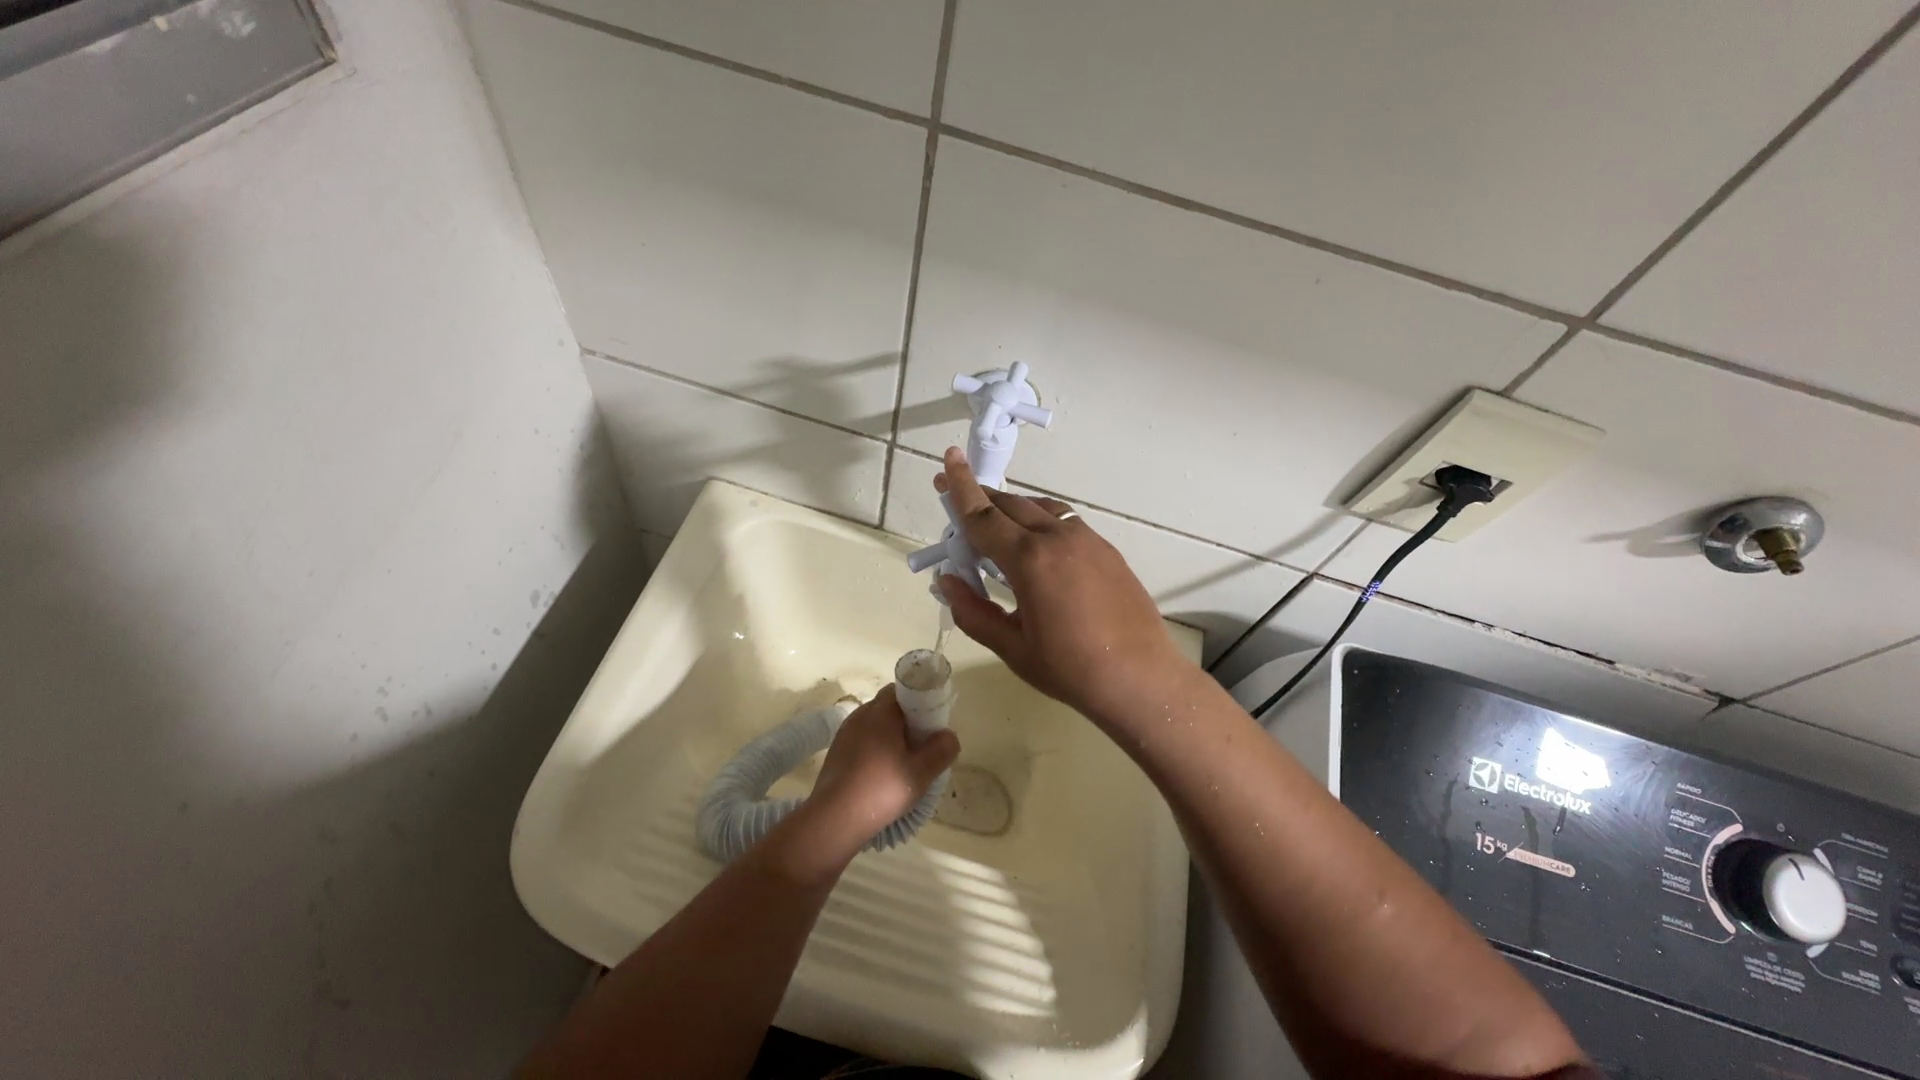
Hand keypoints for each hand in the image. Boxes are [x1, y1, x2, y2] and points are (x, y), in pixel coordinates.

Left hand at [804, 686, 959, 856]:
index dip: (920, 702)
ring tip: (905, 763)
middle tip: (923, 746)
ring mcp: (845, 734)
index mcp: (880, 712)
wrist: (835, 818)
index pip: (902, 690)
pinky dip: (876, 749)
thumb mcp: (922, 773)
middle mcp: (860, 716)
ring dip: (891, 736)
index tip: (931, 724)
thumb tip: (949, 736)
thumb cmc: (881, 789)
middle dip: (908, 721)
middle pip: (888, 707)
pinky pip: (863, 741)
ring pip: (875, 725)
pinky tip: (883, 773)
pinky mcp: (836, 752)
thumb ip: (941, 750)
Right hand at [934, 446, 1194, 725]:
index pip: (984, 516)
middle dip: (981, 498)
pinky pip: (1065, 522)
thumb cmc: (1071, 670)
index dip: (961, 486)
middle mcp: (1059, 539)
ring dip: (1013, 508)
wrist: (1141, 679)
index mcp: (1030, 561)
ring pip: (1041, 509)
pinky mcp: (1107, 550)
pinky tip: (1035, 546)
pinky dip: (1040, 521)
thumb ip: (974, 613)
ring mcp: (1088, 541)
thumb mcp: (1013, 648)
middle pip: (1011, 505)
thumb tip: (947, 582)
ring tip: (994, 523)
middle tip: (956, 499)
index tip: (949, 458)